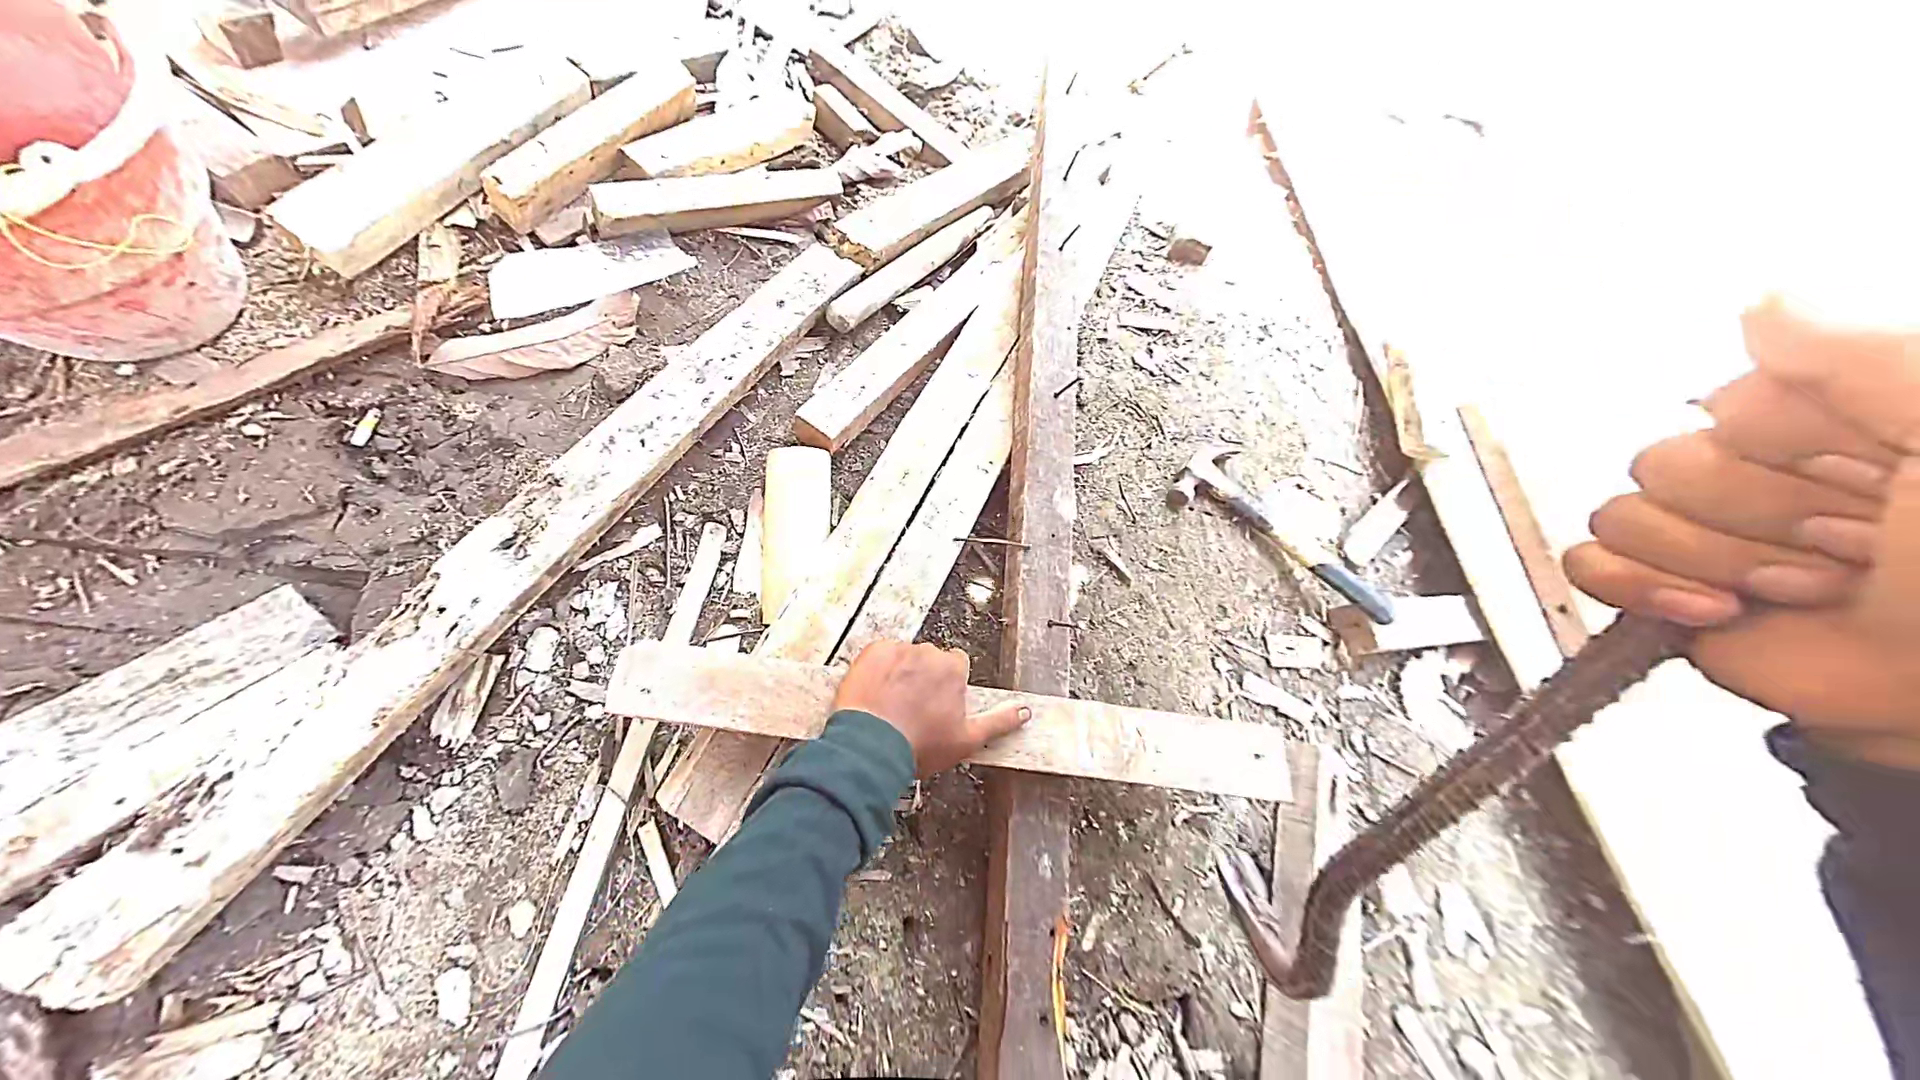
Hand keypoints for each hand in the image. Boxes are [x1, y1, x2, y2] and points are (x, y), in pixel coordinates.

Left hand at [833, 641, 1031, 775]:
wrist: (871, 747)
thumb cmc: (918, 745)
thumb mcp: (968, 740)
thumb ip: (1000, 721)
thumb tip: (1023, 712)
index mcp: (954, 670)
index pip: (957, 666)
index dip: (948, 686)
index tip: (938, 703)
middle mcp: (929, 654)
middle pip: (930, 660)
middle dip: (924, 678)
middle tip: (913, 707)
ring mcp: (899, 651)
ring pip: (904, 657)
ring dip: (900, 673)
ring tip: (890, 704)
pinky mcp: (873, 652)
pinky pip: (879, 655)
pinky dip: (878, 670)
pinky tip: (876, 693)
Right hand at [1564, 296, 1919, 768]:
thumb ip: (1861, 355)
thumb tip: (1762, 301)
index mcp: (1823, 428)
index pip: (1723, 410)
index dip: (1788, 453)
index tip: (1885, 482)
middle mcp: (1752, 477)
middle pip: (1661, 465)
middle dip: (1755, 517)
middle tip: (1855, 548)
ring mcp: (1699, 536)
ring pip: (1619, 515)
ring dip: (1710, 561)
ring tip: (1805, 589)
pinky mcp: (1660, 589)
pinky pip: (1585, 563)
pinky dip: (1635, 588)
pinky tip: (1712, 610)